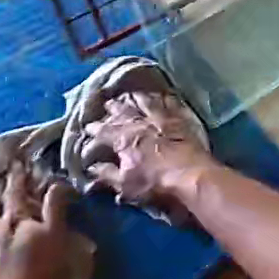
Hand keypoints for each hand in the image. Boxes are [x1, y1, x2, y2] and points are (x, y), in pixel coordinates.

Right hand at [83, 91, 214, 208]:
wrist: (190, 175)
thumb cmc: (154, 183)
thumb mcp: (125, 185)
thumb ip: (106, 174)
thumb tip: (91, 166)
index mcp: (122, 138)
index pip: (103, 131)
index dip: (94, 129)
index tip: (88, 127)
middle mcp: (138, 123)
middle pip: (122, 112)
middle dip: (112, 108)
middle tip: (106, 104)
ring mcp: (159, 118)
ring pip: (143, 102)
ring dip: (134, 98)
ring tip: (129, 95)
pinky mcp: (178, 119)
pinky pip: (168, 103)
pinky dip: (163, 98)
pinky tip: (162, 94)